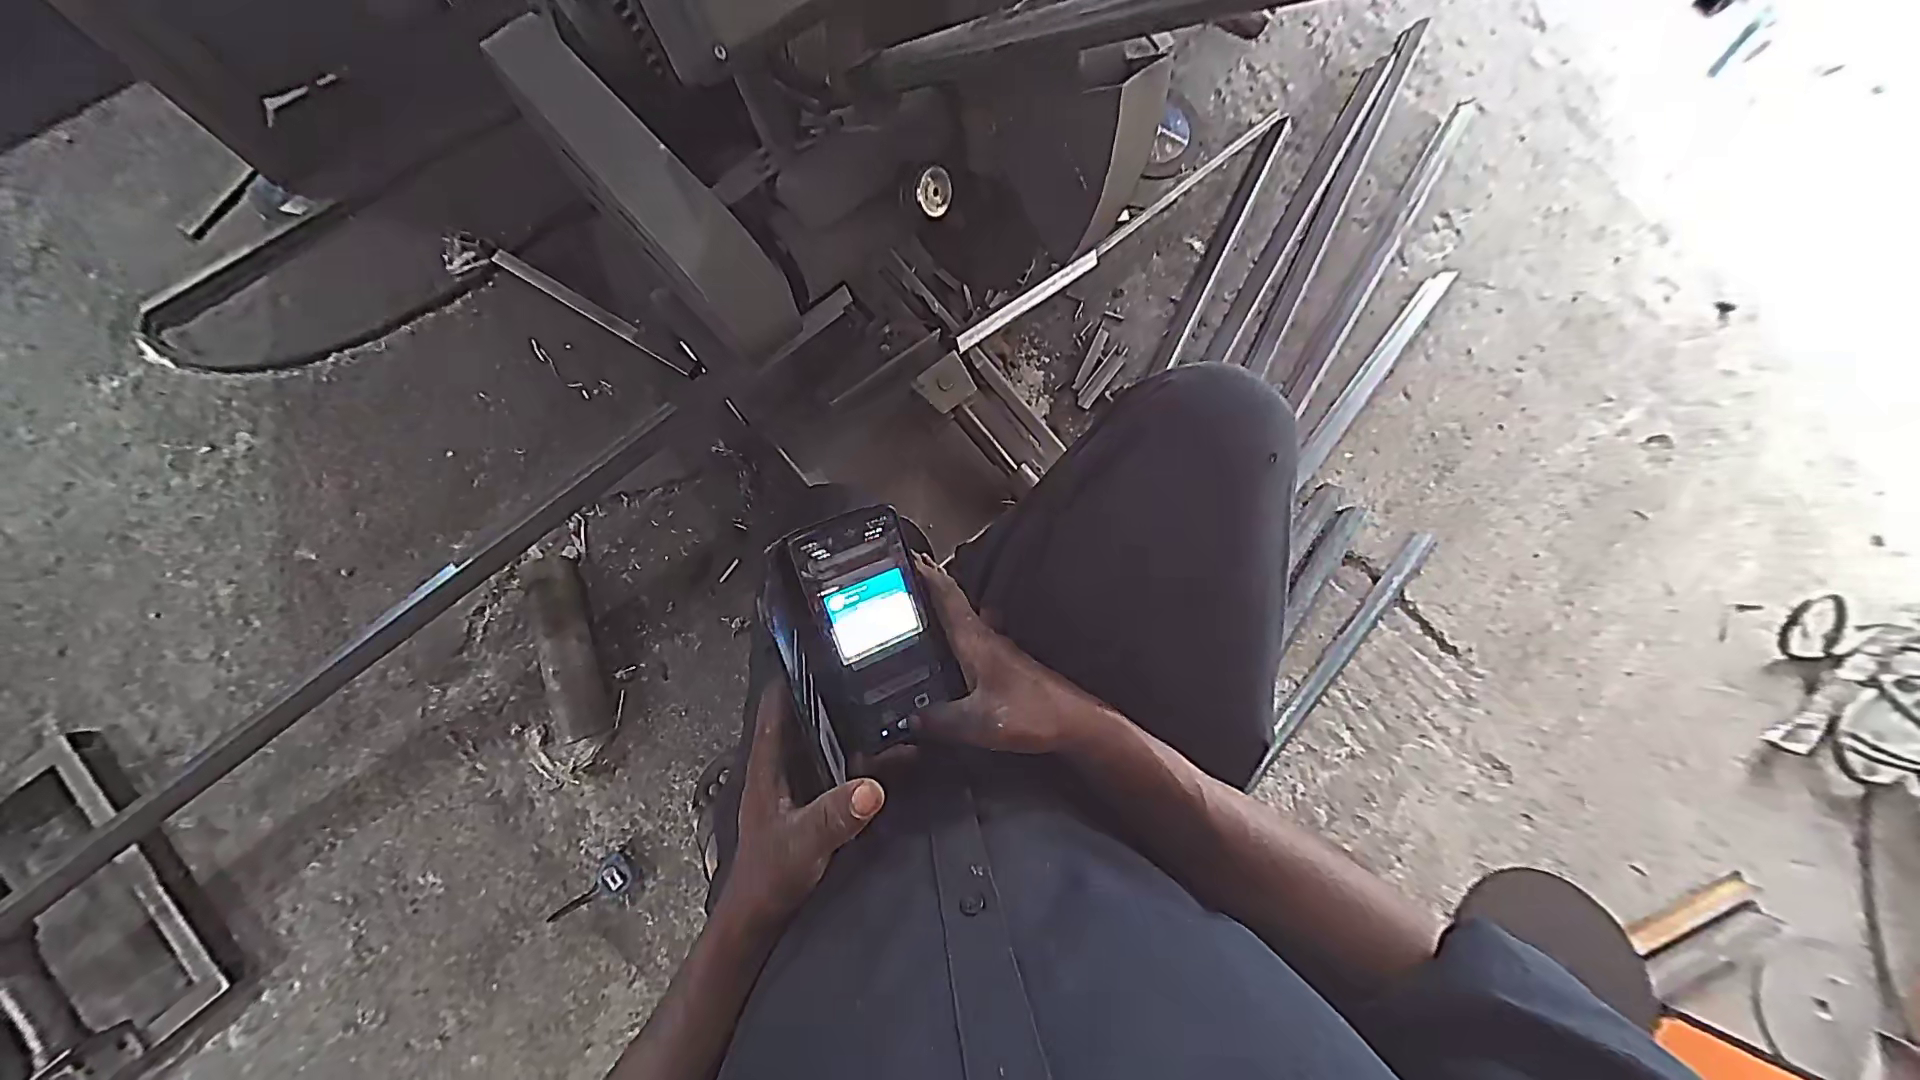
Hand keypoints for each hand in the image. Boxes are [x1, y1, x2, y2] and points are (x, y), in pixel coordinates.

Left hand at [719, 685, 884, 928]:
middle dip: (833, 692)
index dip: (792, 673)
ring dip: (851, 724)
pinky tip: (893, 754)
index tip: (818, 647)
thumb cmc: (767, 878)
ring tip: (889, 699)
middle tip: (868, 666)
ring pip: (826, 740)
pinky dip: (862, 756)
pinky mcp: (816, 801)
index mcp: (768, 765)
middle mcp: (783, 766)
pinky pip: (841, 766)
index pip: (775, 705)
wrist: (762, 919)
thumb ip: (835, 815)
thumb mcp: (803, 843)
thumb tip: (872, 786)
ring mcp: (800, 784)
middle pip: (807, 716)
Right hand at [912, 554, 1114, 754]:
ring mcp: (999, 650)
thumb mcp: (977, 722)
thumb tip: (912, 718)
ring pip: (965, 619)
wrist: (1075, 721)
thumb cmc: (1034, 713)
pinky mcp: (1007, 665)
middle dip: (931, 586)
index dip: (927, 575)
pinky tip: (953, 648)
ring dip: (945, 608)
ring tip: (924, 607)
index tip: (911, 557)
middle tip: (911, 576)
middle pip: (954, 602)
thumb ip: (940, 720)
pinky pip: (974, 639)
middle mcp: (987, 638)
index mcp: (976, 641)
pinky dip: (957, 633)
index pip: (947, 596)